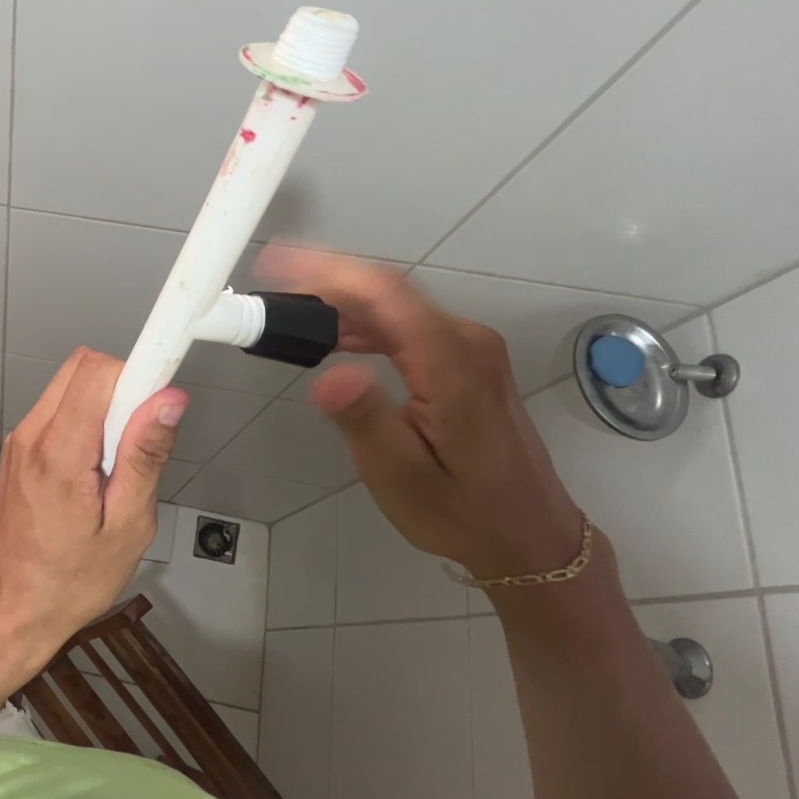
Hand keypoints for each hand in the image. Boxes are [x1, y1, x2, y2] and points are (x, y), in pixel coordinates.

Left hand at [0, 348, 187, 689]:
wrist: (12, 607)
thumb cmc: (69, 580)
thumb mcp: (127, 526)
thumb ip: (144, 456)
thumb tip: (167, 401)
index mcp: (57, 453)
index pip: (96, 372)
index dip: (137, 371)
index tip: (163, 390)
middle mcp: (30, 436)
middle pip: (81, 369)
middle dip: (122, 388)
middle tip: (139, 441)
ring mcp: (18, 441)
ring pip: (68, 388)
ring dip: (102, 408)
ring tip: (114, 467)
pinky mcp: (17, 451)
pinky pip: (55, 412)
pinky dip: (82, 424)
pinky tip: (93, 472)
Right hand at [257, 245, 582, 579]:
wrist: (529, 536)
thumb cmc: (461, 511)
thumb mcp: (401, 475)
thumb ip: (366, 420)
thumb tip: (328, 376)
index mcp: (451, 363)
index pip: (384, 294)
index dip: (328, 270)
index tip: (276, 262)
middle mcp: (465, 341)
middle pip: (387, 291)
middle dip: (324, 281)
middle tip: (269, 288)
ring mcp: (469, 348)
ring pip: (395, 306)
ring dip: (340, 302)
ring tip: (288, 310)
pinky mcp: (465, 361)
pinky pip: (406, 325)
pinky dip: (363, 322)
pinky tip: (332, 336)